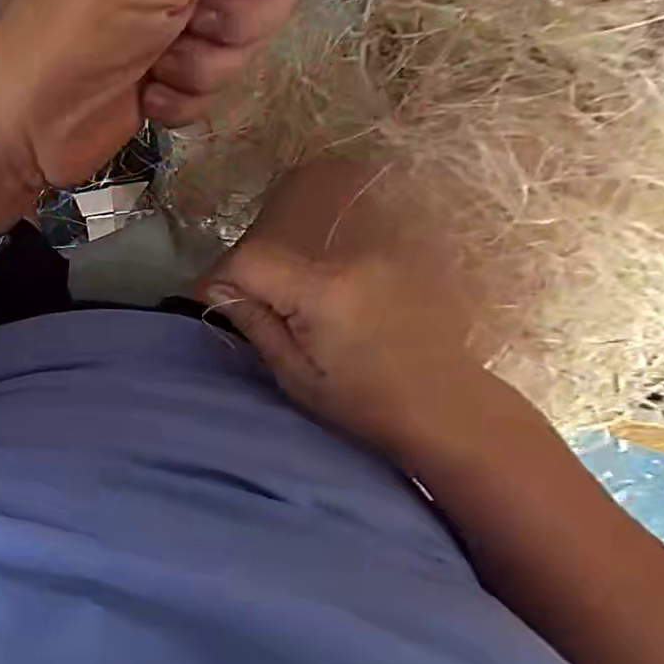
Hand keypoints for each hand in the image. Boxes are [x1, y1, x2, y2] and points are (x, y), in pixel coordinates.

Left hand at [0, 0, 362, 227]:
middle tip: (195, 14)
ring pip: (259, 28)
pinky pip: (224, 78)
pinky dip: (187, 94)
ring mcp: (188, 10)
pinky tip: (146, 93)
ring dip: (210, 58)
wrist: (24, 120)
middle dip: (253, 2)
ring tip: (157, 58)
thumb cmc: (83, 23)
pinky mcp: (178, 69)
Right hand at [197, 233, 498, 471]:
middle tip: (248, 319)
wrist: (450, 408)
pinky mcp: (392, 265)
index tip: (213, 305)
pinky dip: (316, 284)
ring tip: (295, 325)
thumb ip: (255, 324)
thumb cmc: (366, 403)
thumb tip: (217, 291)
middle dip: (252, 282)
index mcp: (321, 290)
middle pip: (276, 255)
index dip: (221, 278)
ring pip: (304, 259)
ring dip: (285, 283)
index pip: (250, 260)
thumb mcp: (296, 375)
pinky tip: (332, 319)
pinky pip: (334, 266)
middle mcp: (349, 260)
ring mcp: (376, 259)